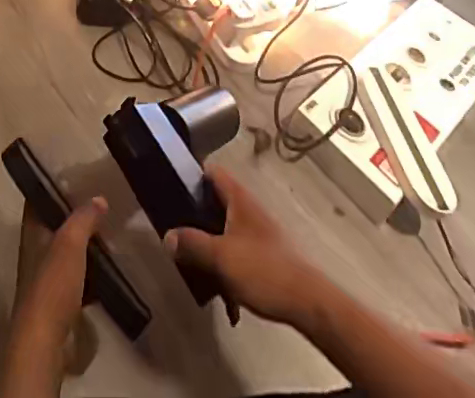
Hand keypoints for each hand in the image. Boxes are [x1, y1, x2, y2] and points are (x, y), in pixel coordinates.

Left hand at [11, 197, 105, 343]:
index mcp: (32, 232)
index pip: (38, 199)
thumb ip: (83, 217)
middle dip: (74, 213)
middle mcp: (35, 250)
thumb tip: (98, 198)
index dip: (53, 185)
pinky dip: (89, 267)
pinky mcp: (58, 297)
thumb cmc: (53, 284)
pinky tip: (108, 263)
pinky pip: (76, 273)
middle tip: (101, 200)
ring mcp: (46, 275)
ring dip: (84, 241)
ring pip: (66, 248)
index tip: (76, 174)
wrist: (44, 339)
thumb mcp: (70, 242)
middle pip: (54, 224)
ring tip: (109, 228)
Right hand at [166, 167, 328, 326]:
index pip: (214, 172)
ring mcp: (259, 232)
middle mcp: (250, 210)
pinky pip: (237, 252)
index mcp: (240, 200)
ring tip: (192, 261)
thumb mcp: (220, 257)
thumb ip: (192, 244)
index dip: (193, 174)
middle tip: (176, 229)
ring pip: (226, 229)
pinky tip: (220, 290)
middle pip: (217, 201)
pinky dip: (226, 265)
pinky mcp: (265, 254)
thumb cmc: (263, 269)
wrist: (306, 302)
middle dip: (197, 215)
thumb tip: (168, 237)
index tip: (173, 186)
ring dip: (210, 243)